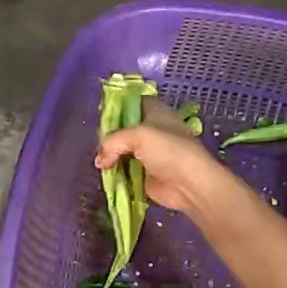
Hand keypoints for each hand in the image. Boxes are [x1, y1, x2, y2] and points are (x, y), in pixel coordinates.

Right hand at [95, 99, 234, 212]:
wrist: (190, 185)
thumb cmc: (169, 151)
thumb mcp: (138, 135)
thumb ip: (113, 142)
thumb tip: (100, 161)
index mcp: (156, 113)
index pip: (133, 102)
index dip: (117, 107)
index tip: (100, 115)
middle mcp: (152, 131)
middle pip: (124, 129)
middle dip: (109, 136)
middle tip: (96, 142)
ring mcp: (149, 154)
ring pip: (123, 151)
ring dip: (110, 157)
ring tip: (99, 161)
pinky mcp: (145, 175)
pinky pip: (124, 171)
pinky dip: (115, 173)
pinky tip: (104, 174)